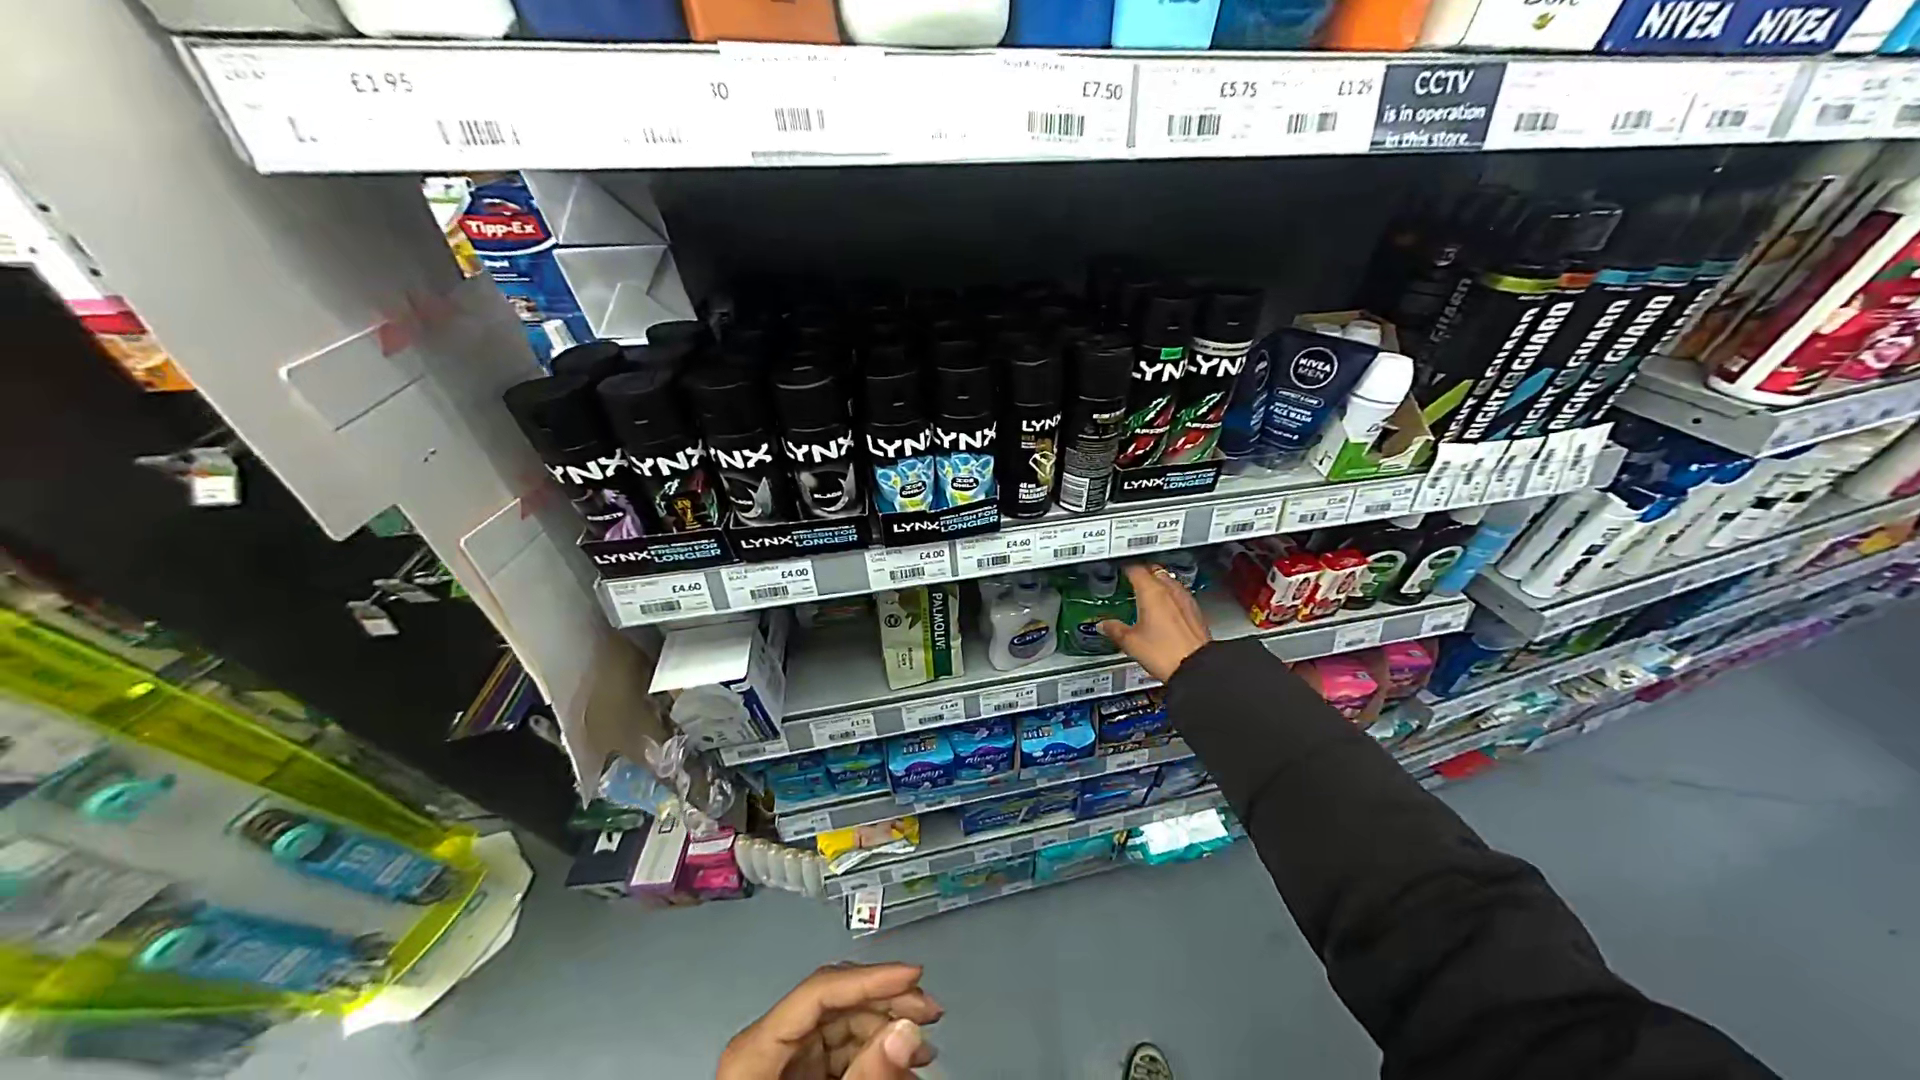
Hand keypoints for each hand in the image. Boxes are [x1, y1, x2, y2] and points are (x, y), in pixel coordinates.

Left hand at [717, 962, 941, 1079]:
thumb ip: (865, 1077)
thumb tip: (907, 1030)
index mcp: (756, 1050)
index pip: (820, 991)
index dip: (869, 978)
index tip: (913, 976)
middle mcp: (768, 1045)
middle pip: (834, 1005)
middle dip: (886, 1004)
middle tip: (930, 1012)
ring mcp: (782, 1065)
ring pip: (842, 1028)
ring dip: (886, 1032)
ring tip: (924, 1049)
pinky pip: (840, 1056)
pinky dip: (873, 1057)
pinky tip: (904, 1070)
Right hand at [1098, 563, 1211, 682]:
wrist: (1196, 666)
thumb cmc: (1166, 653)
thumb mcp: (1130, 642)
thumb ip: (1114, 629)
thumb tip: (1105, 625)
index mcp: (1151, 592)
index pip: (1136, 569)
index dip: (1126, 568)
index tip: (1120, 570)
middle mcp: (1170, 591)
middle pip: (1155, 571)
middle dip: (1143, 572)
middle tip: (1133, 578)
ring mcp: (1185, 600)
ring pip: (1170, 581)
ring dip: (1159, 582)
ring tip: (1149, 592)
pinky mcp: (1195, 612)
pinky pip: (1181, 595)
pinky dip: (1171, 596)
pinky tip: (1167, 609)